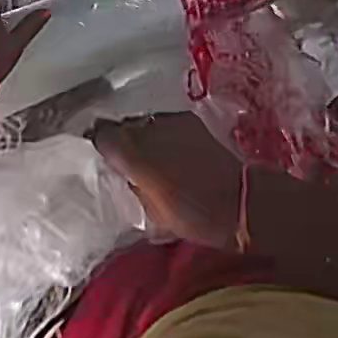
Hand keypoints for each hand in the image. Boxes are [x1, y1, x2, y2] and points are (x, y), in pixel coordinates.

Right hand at [93, 113, 244, 250]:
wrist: (240, 203)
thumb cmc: (194, 218)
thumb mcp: (153, 214)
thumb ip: (131, 188)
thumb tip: (121, 178)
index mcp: (132, 157)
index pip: (100, 136)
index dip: (97, 143)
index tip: (99, 154)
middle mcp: (145, 132)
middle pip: (118, 125)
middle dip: (116, 138)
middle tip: (121, 156)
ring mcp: (166, 121)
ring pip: (139, 121)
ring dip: (138, 133)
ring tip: (145, 150)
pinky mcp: (185, 119)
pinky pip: (161, 120)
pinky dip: (159, 131)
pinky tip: (167, 145)